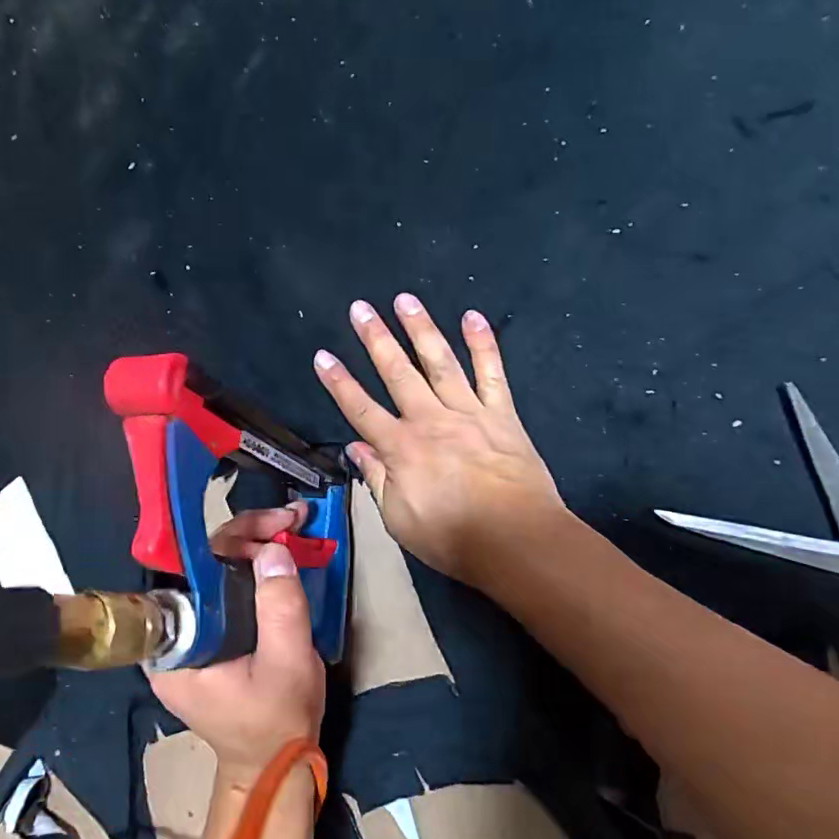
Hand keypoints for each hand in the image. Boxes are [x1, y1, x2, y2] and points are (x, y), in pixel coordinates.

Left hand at [147, 504, 325, 774]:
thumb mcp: (287, 664)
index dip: (226, 541)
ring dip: (254, 547)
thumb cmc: (277, 723)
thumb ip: (280, 608)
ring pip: (217, 573)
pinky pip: (227, 590)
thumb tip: (273, 550)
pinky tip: (280, 553)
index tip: (267, 525)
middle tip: (290, 520)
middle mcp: (174, 635)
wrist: (275, 766)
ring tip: (292, 528)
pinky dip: (255, 568)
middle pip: (203, 567)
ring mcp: (192, 635)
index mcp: (175, 647)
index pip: (189, 574)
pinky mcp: (211, 635)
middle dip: (247, 536)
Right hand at [313, 294, 566, 584]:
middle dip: (376, 338)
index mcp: (400, 448)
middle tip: (360, 308)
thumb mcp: (398, 519)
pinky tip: (472, 317)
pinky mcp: (501, 414)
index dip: (339, 382)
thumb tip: (356, 449)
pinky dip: (483, 344)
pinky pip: (491, 373)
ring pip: (439, 362)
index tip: (323, 356)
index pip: (361, 409)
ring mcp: (468, 412)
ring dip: (421, 329)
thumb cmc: (452, 537)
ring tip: (405, 300)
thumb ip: (376, 479)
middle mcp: (430, 420)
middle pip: (397, 373)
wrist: (516, 539)